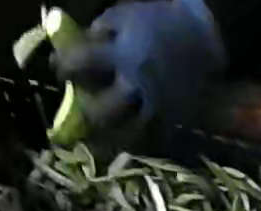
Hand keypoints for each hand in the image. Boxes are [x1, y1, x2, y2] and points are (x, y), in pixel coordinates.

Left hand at [54, 0, 226, 139]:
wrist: (200, 36)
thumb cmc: (157, 21)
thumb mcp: (122, 17)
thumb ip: (96, 36)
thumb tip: (71, 53)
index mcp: (123, 54)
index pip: (81, 64)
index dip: (64, 68)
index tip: (60, 72)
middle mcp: (139, 85)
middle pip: (104, 112)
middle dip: (89, 114)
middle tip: (84, 112)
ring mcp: (158, 107)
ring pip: (130, 136)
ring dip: (113, 139)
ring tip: (104, 137)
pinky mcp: (173, 122)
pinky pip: (153, 141)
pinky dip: (139, 142)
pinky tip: (130, 138)